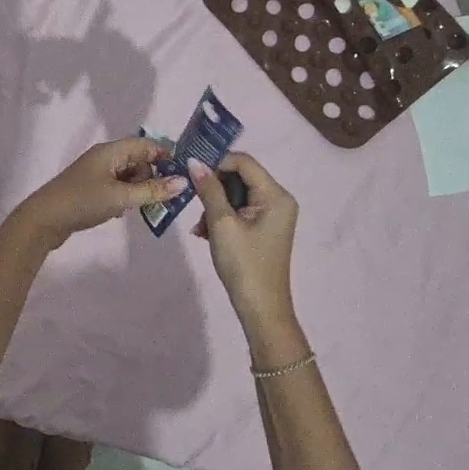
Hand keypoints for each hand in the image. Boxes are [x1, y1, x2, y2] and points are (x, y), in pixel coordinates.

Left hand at [12, 137, 187, 248]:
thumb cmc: (82, 202)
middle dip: (152, 177)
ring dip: (138, 190)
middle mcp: (104, 158)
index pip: (145, 144)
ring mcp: (96, 174)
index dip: (164, 155)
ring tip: (140, 208)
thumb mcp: (120, 197)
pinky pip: (117, 188)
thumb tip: (183, 182)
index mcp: (110, 151)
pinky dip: (125, 198)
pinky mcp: (91, 190)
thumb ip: (152, 190)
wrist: (43, 221)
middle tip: (158, 198)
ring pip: (128, 177)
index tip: (181, 174)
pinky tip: (121, 212)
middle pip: (138, 160)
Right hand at [190, 153, 298, 328]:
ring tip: (199, 226)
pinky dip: (221, 217)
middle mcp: (278, 200)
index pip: (244, 162)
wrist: (260, 307)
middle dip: (214, 187)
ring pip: (236, 194)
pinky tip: (205, 233)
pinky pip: (239, 210)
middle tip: (192, 200)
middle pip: (240, 177)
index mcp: (275, 195)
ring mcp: (272, 215)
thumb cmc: (244, 264)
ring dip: (214, 204)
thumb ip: (209, 190)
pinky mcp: (264, 228)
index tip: (190, 171)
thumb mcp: (222, 224)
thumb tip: (194, 162)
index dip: (216, 162)